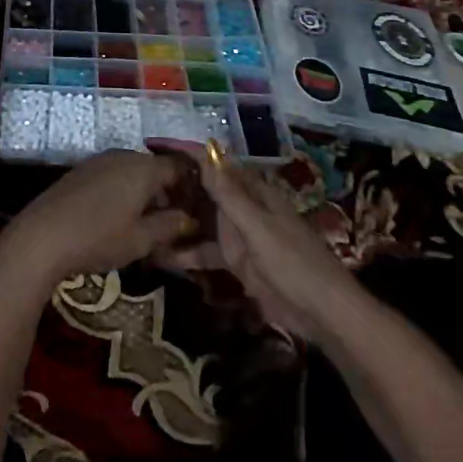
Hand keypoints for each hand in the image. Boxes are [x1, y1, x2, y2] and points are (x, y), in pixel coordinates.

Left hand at [0, 151, 195, 288]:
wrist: (41, 236)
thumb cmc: (98, 237)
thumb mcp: (141, 239)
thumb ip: (170, 225)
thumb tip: (188, 218)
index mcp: (142, 167)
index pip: (179, 166)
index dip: (191, 187)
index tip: (197, 211)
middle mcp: (121, 155)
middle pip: (155, 168)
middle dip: (167, 192)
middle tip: (174, 224)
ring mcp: (98, 161)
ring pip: (133, 172)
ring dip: (144, 194)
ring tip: (148, 226)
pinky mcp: (80, 171)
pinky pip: (113, 176)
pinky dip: (123, 192)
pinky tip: (120, 218)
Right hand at [150, 139, 357, 343]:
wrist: (323, 315)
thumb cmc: (295, 264)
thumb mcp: (259, 228)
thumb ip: (230, 195)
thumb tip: (206, 154)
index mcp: (254, 192)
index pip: (216, 162)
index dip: (188, 152)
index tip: (154, 146)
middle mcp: (244, 207)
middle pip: (206, 189)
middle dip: (176, 185)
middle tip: (139, 185)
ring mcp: (240, 235)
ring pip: (203, 220)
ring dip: (178, 219)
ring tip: (144, 219)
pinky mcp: (237, 262)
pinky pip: (207, 251)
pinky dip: (187, 252)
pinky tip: (162, 257)